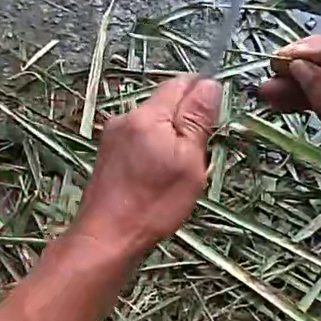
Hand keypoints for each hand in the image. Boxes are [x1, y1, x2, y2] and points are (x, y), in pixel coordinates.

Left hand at [73, 73, 220, 259]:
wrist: (106, 237)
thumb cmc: (153, 204)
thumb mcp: (189, 162)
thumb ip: (197, 120)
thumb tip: (209, 84)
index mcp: (148, 115)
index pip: (182, 83)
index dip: (203, 95)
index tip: (214, 122)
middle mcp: (125, 118)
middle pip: (166, 101)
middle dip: (186, 118)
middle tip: (197, 153)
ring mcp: (113, 137)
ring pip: (153, 123)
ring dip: (170, 136)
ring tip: (177, 170)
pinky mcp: (108, 155)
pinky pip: (139, 139)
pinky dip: (154, 150)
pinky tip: (157, 176)